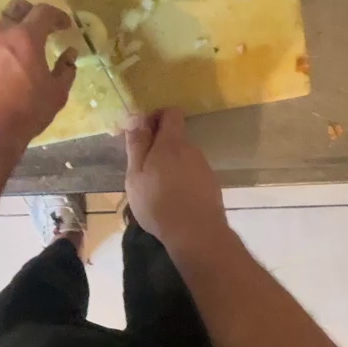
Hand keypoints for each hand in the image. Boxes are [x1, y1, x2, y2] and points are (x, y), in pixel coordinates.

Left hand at [0, 0, 75, 154]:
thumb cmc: (27, 113)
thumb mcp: (56, 94)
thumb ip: (66, 69)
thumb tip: (69, 54)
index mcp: (25, 37)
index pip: (43, 12)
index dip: (57, 16)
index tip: (65, 26)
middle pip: (16, 9)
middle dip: (31, 14)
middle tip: (40, 29)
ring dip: (11, 35)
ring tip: (19, 55)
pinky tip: (0, 70)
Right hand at [124, 108, 228, 254]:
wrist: (196, 233)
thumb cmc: (158, 203)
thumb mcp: (136, 175)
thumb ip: (137, 145)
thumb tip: (135, 116)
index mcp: (171, 143)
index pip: (170, 113)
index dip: (155, 117)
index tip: (141, 136)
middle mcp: (191, 149)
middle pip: (175, 138)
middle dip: (158, 147)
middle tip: (143, 171)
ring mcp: (204, 167)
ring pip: (183, 158)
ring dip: (169, 166)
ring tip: (156, 190)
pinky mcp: (211, 184)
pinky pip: (192, 174)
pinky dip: (181, 181)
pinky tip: (173, 201)